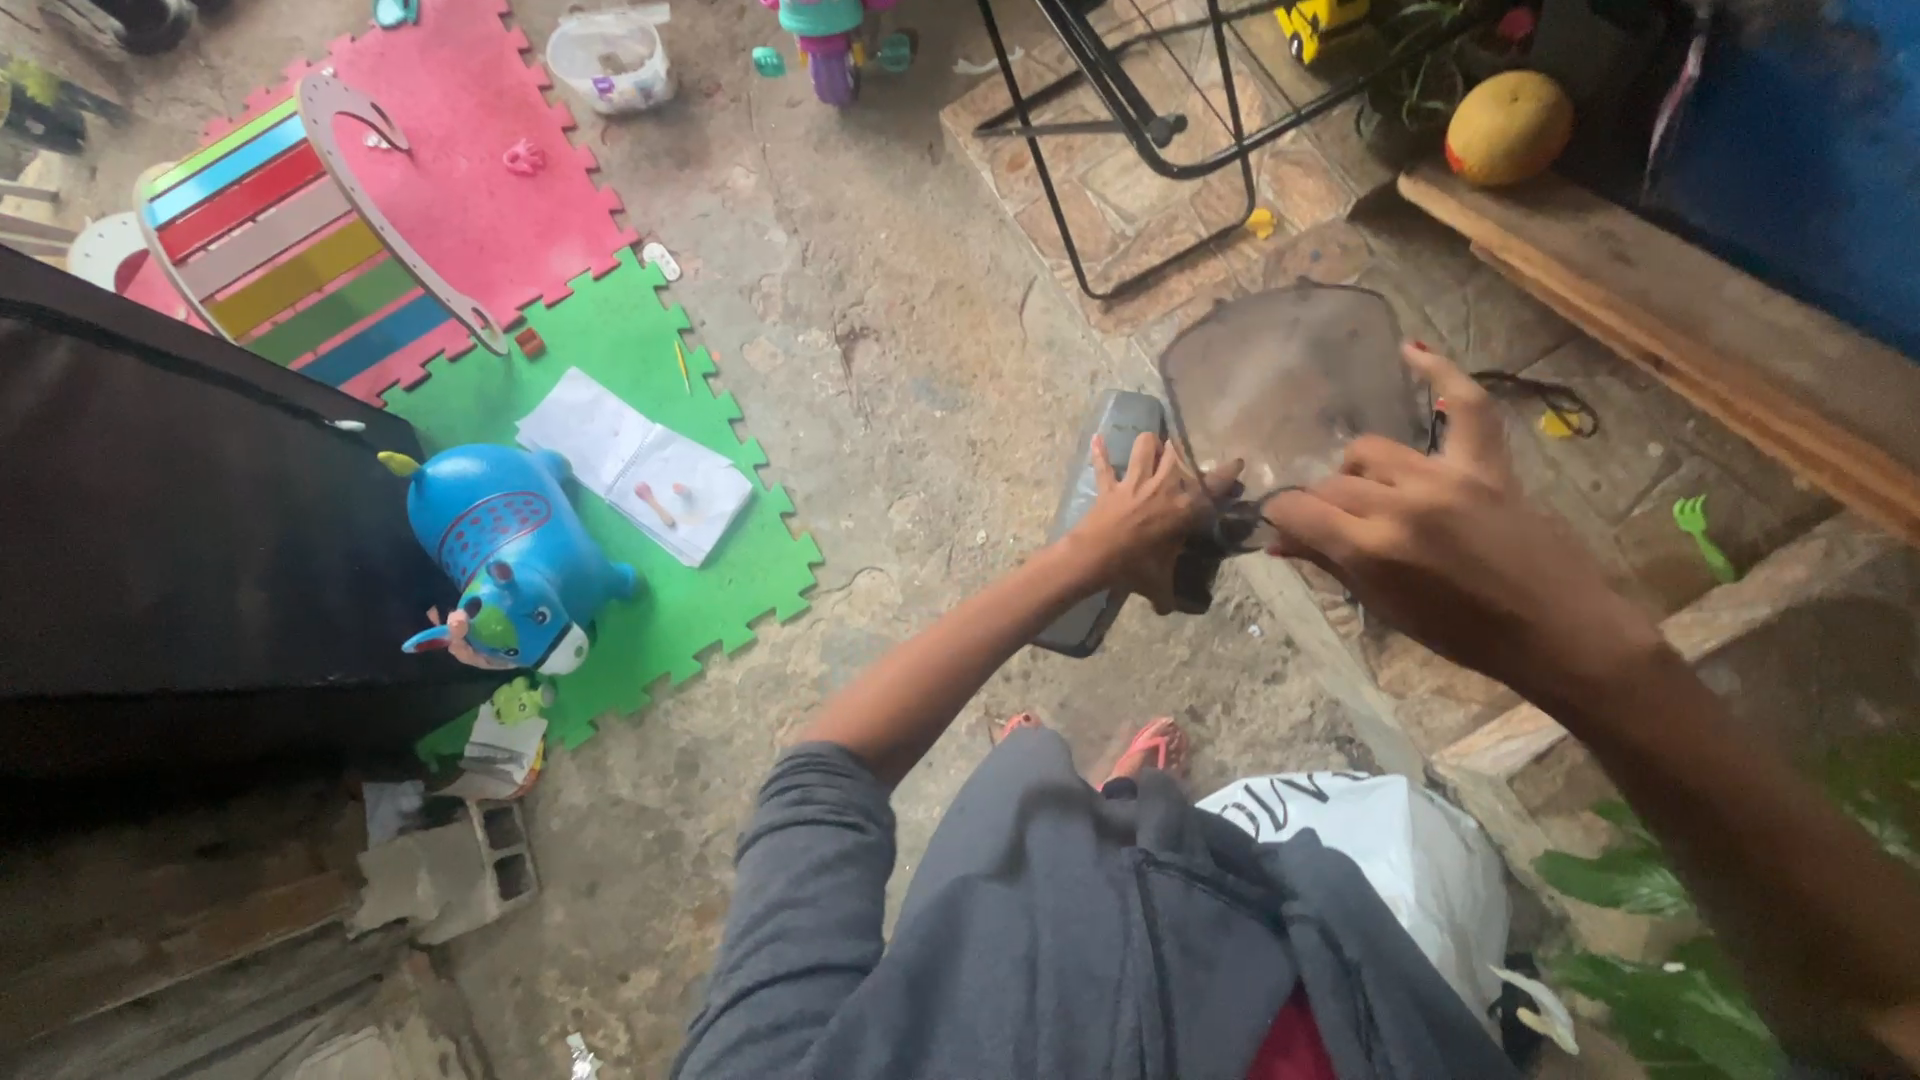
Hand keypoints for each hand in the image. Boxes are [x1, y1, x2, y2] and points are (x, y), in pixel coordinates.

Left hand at [1066, 431, 1239, 614]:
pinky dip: (1100, 451)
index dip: (1228, 471)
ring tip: (1152, 446)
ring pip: (1145, 446)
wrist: (1097, 556)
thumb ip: (1167, 597)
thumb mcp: (1159, 583)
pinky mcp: (1110, 485)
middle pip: (1179, 452)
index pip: (1214, 483)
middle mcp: (1164, 486)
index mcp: (1185, 507)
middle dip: (1183, 449)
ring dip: (1149, 444)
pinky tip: (1097, 438)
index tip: (1237, 462)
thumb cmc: (1135, 567)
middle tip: (1183, 454)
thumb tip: (1166, 611)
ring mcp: (1135, 482)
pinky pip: (1104, 464)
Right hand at [1261, 342, 1665, 705]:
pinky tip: (1410, 351)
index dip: (1281, 518)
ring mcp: (1447, 478)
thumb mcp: (1384, 607)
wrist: (1557, 633)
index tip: (1285, 527)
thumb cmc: (1462, 635)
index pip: (1296, 510)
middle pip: (1332, 484)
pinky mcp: (1488, 466)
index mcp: (1372, 549)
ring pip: (1371, 451)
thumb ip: (1328, 564)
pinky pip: (1465, 407)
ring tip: (1369, 494)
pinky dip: (1440, 374)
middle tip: (1334, 528)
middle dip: (1321, 506)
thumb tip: (1277, 541)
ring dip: (1357, 472)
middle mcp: (1402, 505)